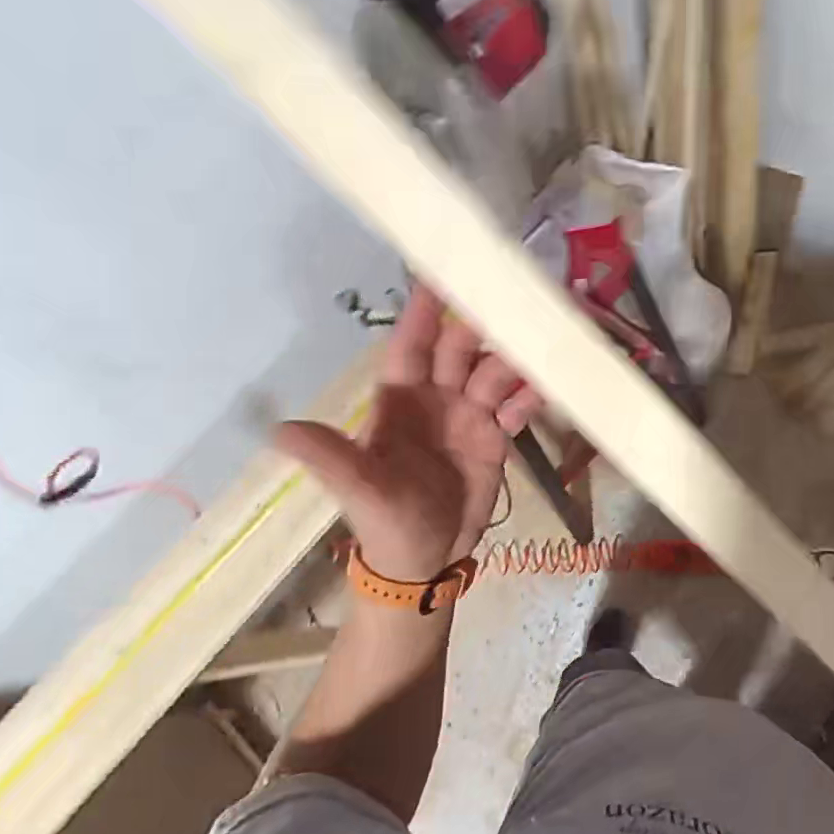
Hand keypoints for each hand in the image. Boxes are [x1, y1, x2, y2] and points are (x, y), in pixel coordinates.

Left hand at [276, 284, 541, 580]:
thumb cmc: (386, 523)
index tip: (439, 275)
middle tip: (511, 303)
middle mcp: (436, 398)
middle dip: (481, 327)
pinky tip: (552, 386)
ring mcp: (470, 416)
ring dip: (515, 358)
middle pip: (460, 352)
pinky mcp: (498, 437)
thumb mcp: (358, 492)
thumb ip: (331, 459)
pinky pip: (518, 406)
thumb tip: (280, 430)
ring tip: (542, 343)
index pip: (410, 347)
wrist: (427, 558)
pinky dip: (533, 395)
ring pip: (496, 374)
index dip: (422, 314)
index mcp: (398, 401)